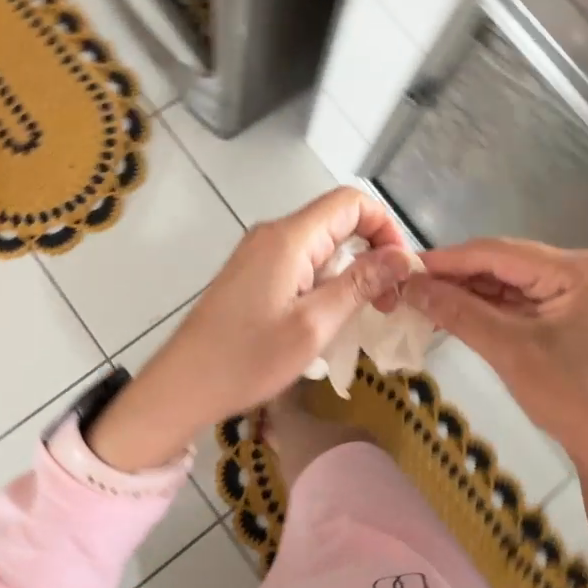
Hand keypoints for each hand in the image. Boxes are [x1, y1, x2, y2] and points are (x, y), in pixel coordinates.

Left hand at [86, 188, 416, 471]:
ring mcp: (258, 252)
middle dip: (372, 252)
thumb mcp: (314, 325)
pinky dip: (325, 281)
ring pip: (321, 244)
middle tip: (388, 303)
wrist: (183, 385)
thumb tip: (403, 257)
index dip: (386, 227)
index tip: (400, 272)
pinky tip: (328, 318)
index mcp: (289, 237)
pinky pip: (300, 262)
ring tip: (362, 316)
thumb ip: (360, 284)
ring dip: (350, 272)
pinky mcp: (252, 273)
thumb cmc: (248, 358)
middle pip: (337, 220)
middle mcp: (273, 234)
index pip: (351, 202)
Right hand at [403, 239, 587, 465]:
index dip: (449, 260)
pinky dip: (479, 308)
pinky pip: (510, 302)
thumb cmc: (571, 395)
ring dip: (462, 292)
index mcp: (575, 269)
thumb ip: (458, 312)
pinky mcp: (558, 315)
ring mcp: (567, 293)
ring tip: (418, 298)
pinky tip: (446, 312)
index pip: (499, 253)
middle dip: (454, 276)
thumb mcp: (509, 350)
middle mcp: (574, 270)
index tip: (404, 266)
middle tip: (405, 285)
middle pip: (500, 264)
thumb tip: (409, 285)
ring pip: (501, 283)